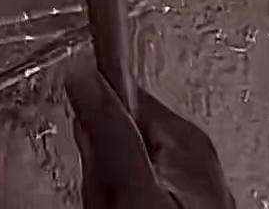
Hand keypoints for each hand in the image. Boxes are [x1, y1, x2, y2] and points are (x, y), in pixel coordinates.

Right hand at [66, 64, 234, 208]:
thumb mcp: (139, 196)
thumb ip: (112, 133)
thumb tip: (82, 73)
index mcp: (185, 139)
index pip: (114, 94)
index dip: (94, 126)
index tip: (96, 156)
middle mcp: (187, 155)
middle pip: (111, 134)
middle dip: (100, 172)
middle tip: (111, 204)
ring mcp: (181, 187)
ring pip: (112, 169)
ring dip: (105, 196)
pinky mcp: (172, 208)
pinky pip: (123, 193)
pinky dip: (116, 207)